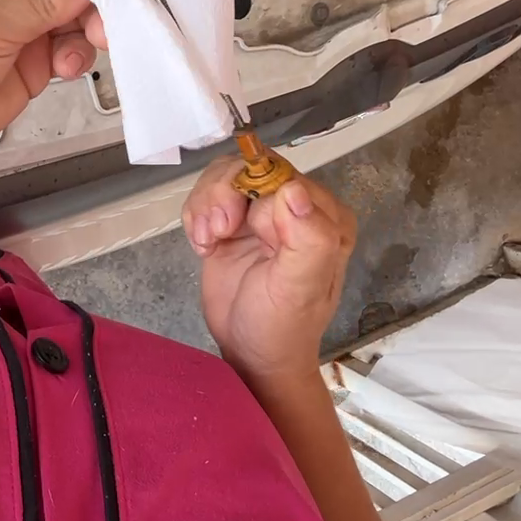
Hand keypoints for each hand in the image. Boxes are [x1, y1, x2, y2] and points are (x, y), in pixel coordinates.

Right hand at [184, 157, 356, 381]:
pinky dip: (195, 216)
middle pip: (247, 166)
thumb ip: (307, 240)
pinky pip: (205, 194)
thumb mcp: (298, 289)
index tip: (233, 227)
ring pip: (223, 175)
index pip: (280, 174)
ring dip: (205, 206)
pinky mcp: (232, 222)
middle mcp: (296, 207)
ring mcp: (261, 213)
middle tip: (216, 234)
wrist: (249, 354)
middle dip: (220, 196)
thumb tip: (294, 190)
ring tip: (208, 242)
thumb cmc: (281, 326)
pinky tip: (203, 246)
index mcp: (325, 217)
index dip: (250, 193)